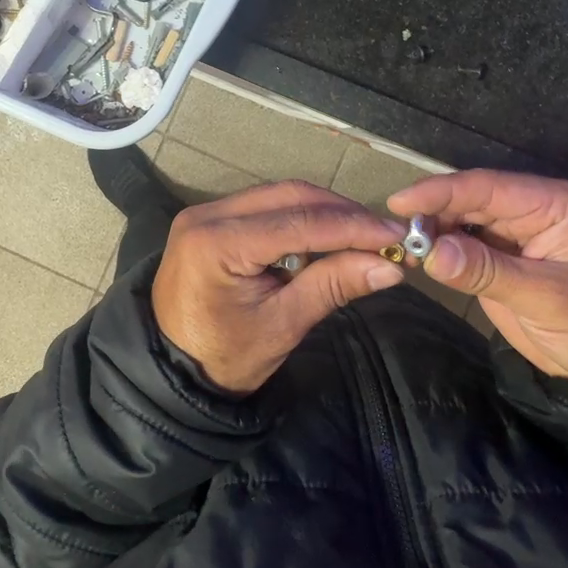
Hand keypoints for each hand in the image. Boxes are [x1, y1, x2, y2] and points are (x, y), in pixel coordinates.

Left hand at [152, 181, 407, 394]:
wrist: (170, 372)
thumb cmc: (224, 357)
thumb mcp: (283, 325)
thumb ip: (333, 285)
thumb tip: (390, 267)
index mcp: (216, 242)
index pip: (298, 222)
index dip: (352, 227)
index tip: (396, 237)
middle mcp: (207, 214)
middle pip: (289, 196)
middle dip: (342, 213)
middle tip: (386, 236)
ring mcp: (205, 212)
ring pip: (279, 196)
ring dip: (325, 212)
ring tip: (365, 237)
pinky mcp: (211, 219)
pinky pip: (265, 207)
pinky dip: (301, 218)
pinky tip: (329, 237)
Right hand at [389, 170, 567, 379]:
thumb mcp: (548, 298)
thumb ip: (489, 272)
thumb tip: (433, 252)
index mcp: (551, 204)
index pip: (488, 188)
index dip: (441, 192)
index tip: (400, 202)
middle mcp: (528, 210)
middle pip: (468, 200)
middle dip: (432, 213)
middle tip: (396, 234)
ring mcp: (511, 233)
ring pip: (460, 219)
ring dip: (431, 231)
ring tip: (402, 248)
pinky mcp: (498, 256)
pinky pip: (461, 243)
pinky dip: (439, 249)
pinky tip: (419, 257)